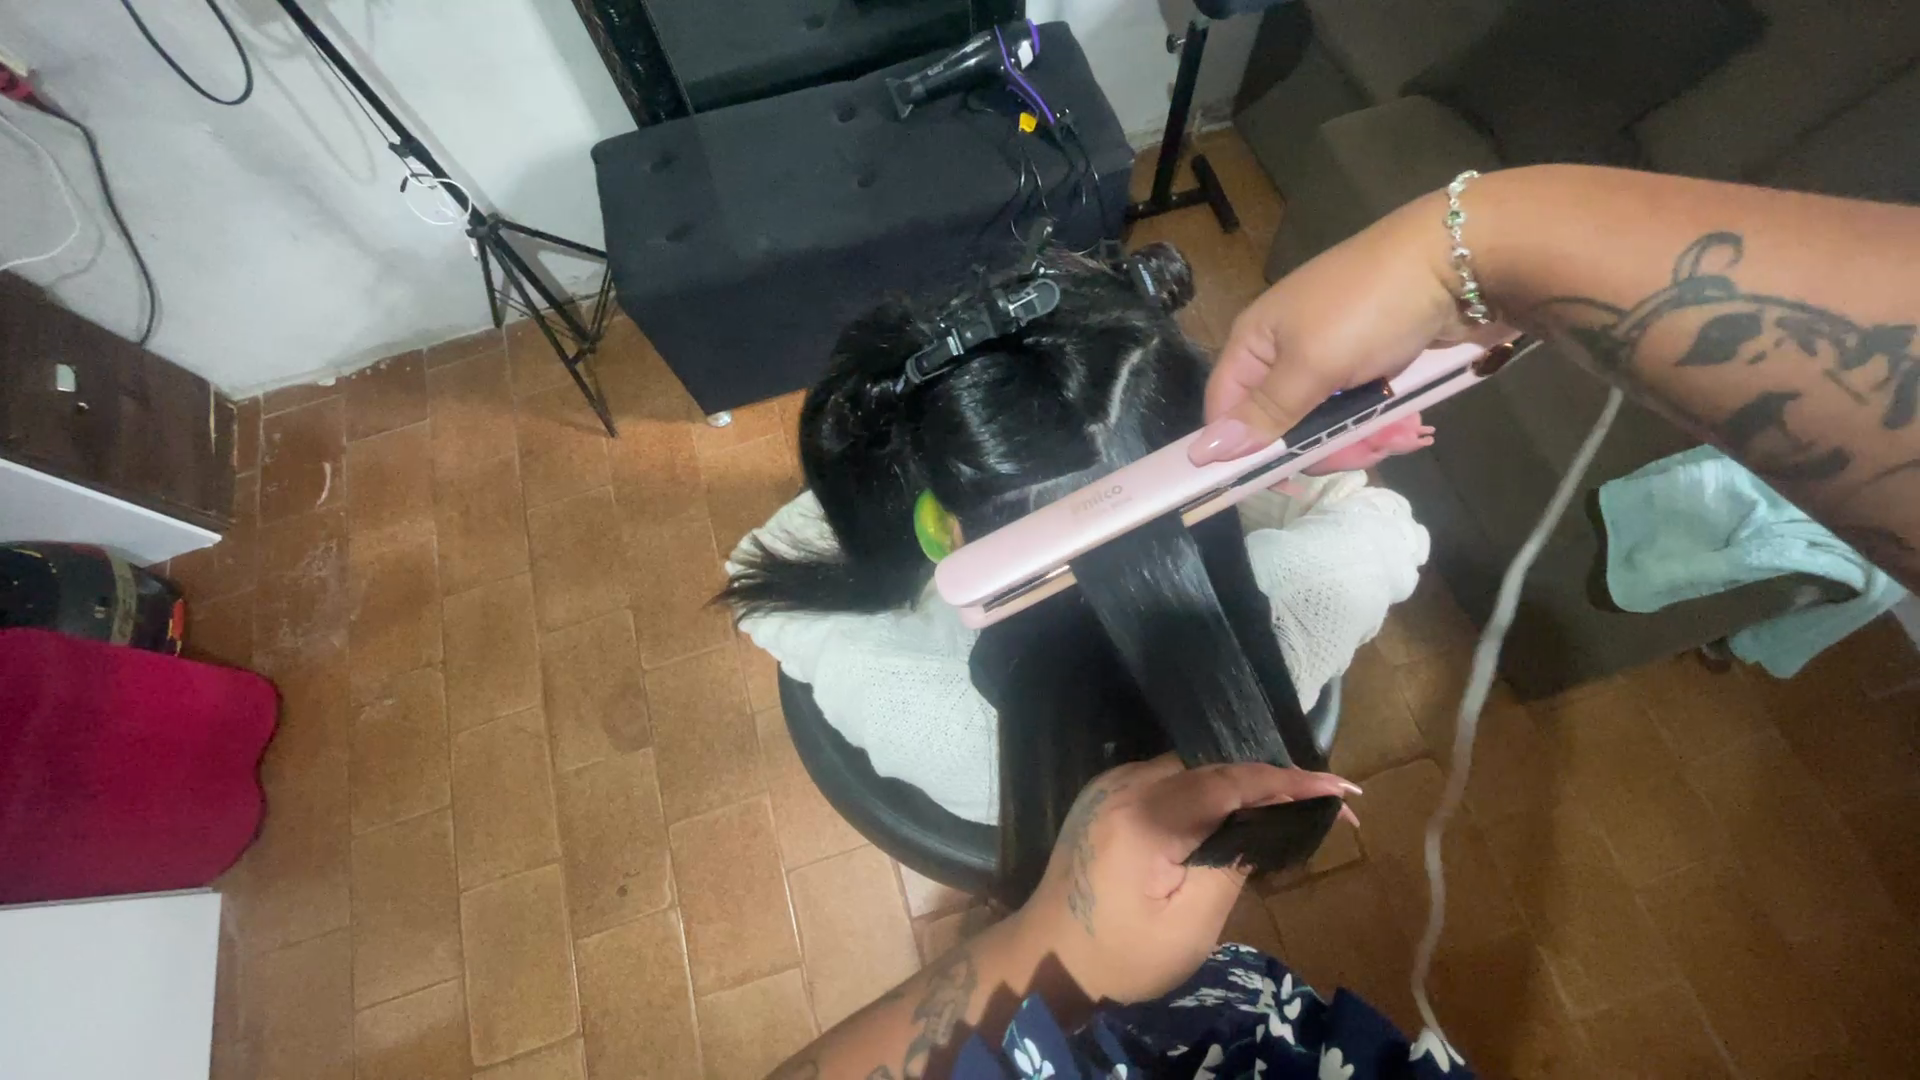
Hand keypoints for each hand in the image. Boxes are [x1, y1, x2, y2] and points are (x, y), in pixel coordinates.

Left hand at [1011, 754, 1359, 1003]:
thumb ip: (1230, 866)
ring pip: (1189, 768)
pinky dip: (1204, 788)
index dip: (1287, 781)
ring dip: (1236, 783)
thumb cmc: (1123, 955)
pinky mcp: (1104, 792)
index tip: (1341, 789)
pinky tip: (1231, 809)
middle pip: (1210, 768)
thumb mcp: (1189, 926)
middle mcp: (1124, 785)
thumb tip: (1265, 823)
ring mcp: (1110, 784)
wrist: (1048, 951)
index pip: (1228, 782)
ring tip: (1287, 804)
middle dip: (1268, 781)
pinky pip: (1166, 778)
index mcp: (1144, 818)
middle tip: (1323, 801)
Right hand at [1192, 192, 1493, 464]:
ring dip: (1355, 440)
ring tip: (1398, 441)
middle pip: (1277, 423)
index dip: (1240, 448)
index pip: (1225, 408)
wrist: (1462, 257)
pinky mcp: (1365, 362)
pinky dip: (1377, 425)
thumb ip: (1262, 414)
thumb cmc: (1370, 308)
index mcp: (1254, 343)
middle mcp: (1282, 352)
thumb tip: (1203, 453)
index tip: (1275, 480)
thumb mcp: (1312, 366)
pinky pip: (1355, 410)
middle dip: (1316, 446)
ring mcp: (1326, 357)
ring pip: (1320, 422)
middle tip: (1359, 456)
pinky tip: (1407, 429)